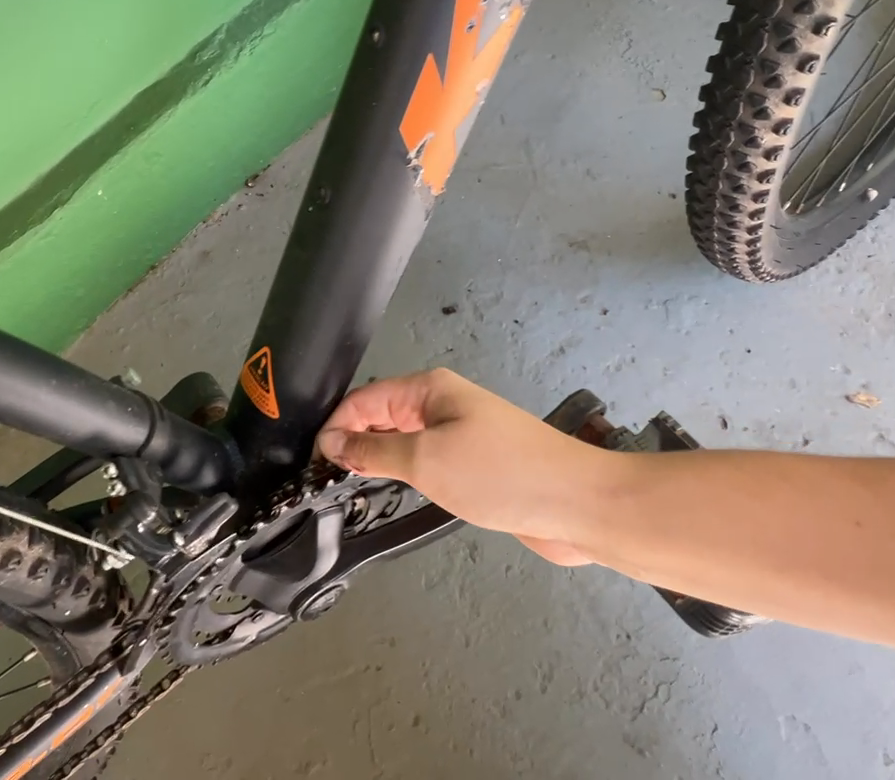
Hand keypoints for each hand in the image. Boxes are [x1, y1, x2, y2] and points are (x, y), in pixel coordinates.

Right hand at [315, 369, 618, 565]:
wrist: (578, 504)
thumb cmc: (501, 474)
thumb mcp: (426, 460)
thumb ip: (374, 451)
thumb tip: (333, 442)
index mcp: (429, 390)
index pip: (364, 399)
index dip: (336, 427)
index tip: (315, 462)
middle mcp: (441, 405)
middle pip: (380, 416)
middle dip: (352, 441)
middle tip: (327, 480)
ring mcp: (460, 434)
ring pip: (402, 441)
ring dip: (377, 459)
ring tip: (350, 487)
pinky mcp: (474, 464)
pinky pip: (426, 462)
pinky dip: (404, 474)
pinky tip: (393, 493)